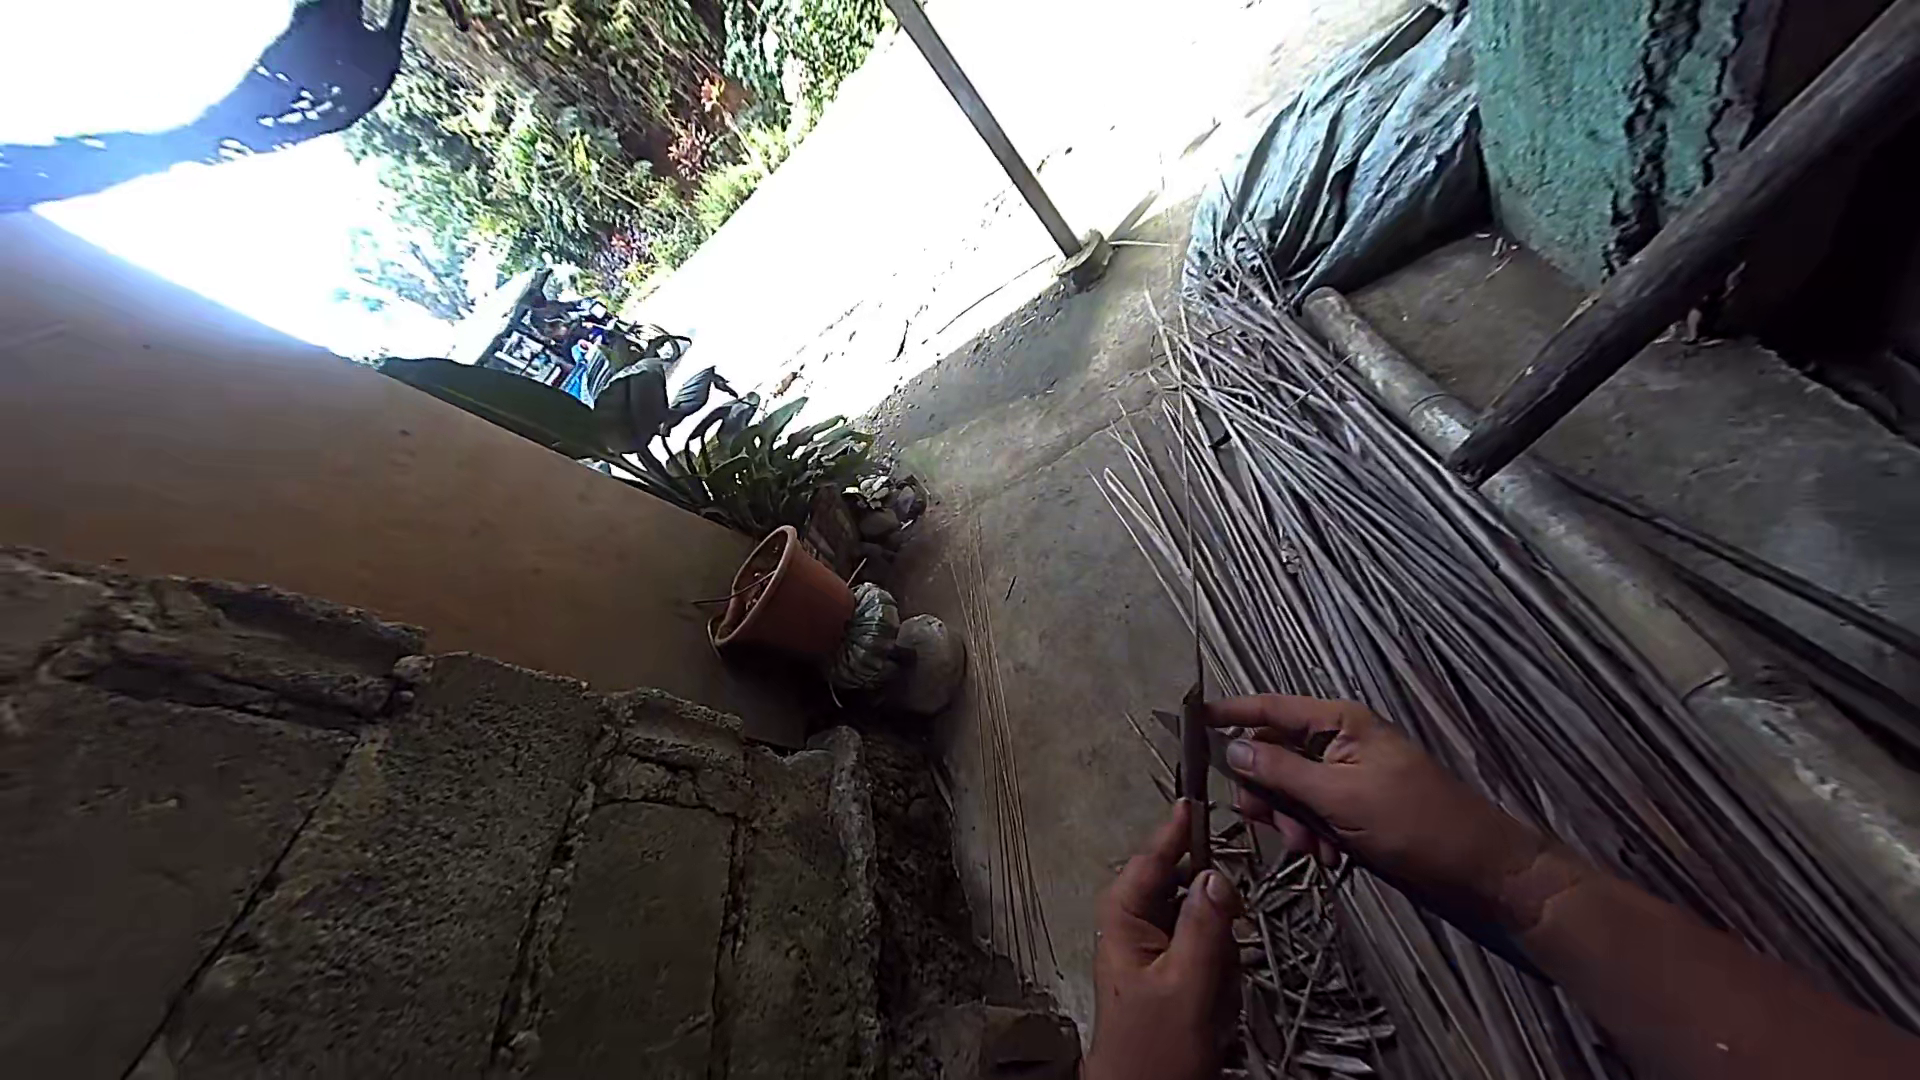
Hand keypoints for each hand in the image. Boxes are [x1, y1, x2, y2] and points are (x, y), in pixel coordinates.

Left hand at [1084, 801, 1241, 1079]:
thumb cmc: (1151, 1049)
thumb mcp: (1184, 987)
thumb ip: (1205, 928)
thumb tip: (1219, 876)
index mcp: (1124, 910)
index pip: (1154, 857)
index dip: (1177, 830)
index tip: (1195, 801)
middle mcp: (1136, 917)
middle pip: (1189, 889)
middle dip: (1214, 925)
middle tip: (1221, 961)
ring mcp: (1156, 943)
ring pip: (1206, 923)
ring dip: (1219, 960)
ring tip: (1211, 999)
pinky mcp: (1173, 966)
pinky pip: (1210, 953)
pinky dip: (1220, 977)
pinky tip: (1212, 1008)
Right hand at [1214, 695, 1580, 931]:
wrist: (1491, 876)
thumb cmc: (1418, 823)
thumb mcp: (1341, 796)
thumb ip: (1281, 771)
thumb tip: (1231, 748)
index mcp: (1338, 722)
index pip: (1270, 708)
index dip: (1229, 712)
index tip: (1193, 720)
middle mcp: (1336, 741)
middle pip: (1272, 752)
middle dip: (1265, 788)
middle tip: (1263, 820)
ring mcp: (1344, 773)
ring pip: (1287, 785)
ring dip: (1288, 817)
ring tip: (1309, 848)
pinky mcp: (1352, 803)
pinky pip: (1309, 808)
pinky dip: (1308, 830)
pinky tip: (1325, 855)